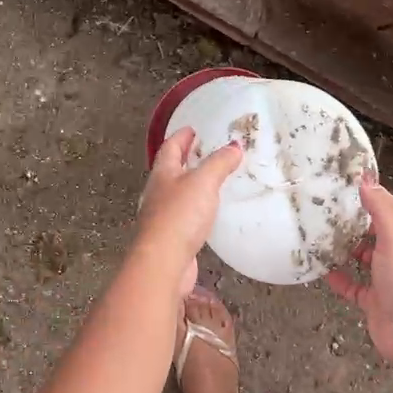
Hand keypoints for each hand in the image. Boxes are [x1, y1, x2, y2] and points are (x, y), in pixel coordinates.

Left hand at [135, 129, 242, 272]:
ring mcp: (162, 216)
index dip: (181, 137)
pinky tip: (206, 213)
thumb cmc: (180, 215)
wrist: (163, 263)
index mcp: (163, 173)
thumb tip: (234, 146)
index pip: (170, 147)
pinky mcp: (170, 238)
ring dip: (190, 184)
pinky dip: (195, 208)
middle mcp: (158, 192)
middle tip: (203, 152)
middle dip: (185, 159)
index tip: (192, 129)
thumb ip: (219, 163)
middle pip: (170, 170)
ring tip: (209, 180)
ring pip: (176, 193)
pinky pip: (184, 216)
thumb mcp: (203, 182)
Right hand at [327, 176, 392, 362]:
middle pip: (371, 236)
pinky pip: (351, 287)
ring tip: (318, 237)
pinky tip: (321, 271)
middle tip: (324, 211)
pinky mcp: (371, 303)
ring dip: (344, 250)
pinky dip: (338, 279)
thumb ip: (382, 210)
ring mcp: (382, 282)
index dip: (370, 198)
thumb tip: (366, 178)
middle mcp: (392, 259)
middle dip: (352, 224)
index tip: (346, 185)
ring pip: (360, 260)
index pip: (385, 213)